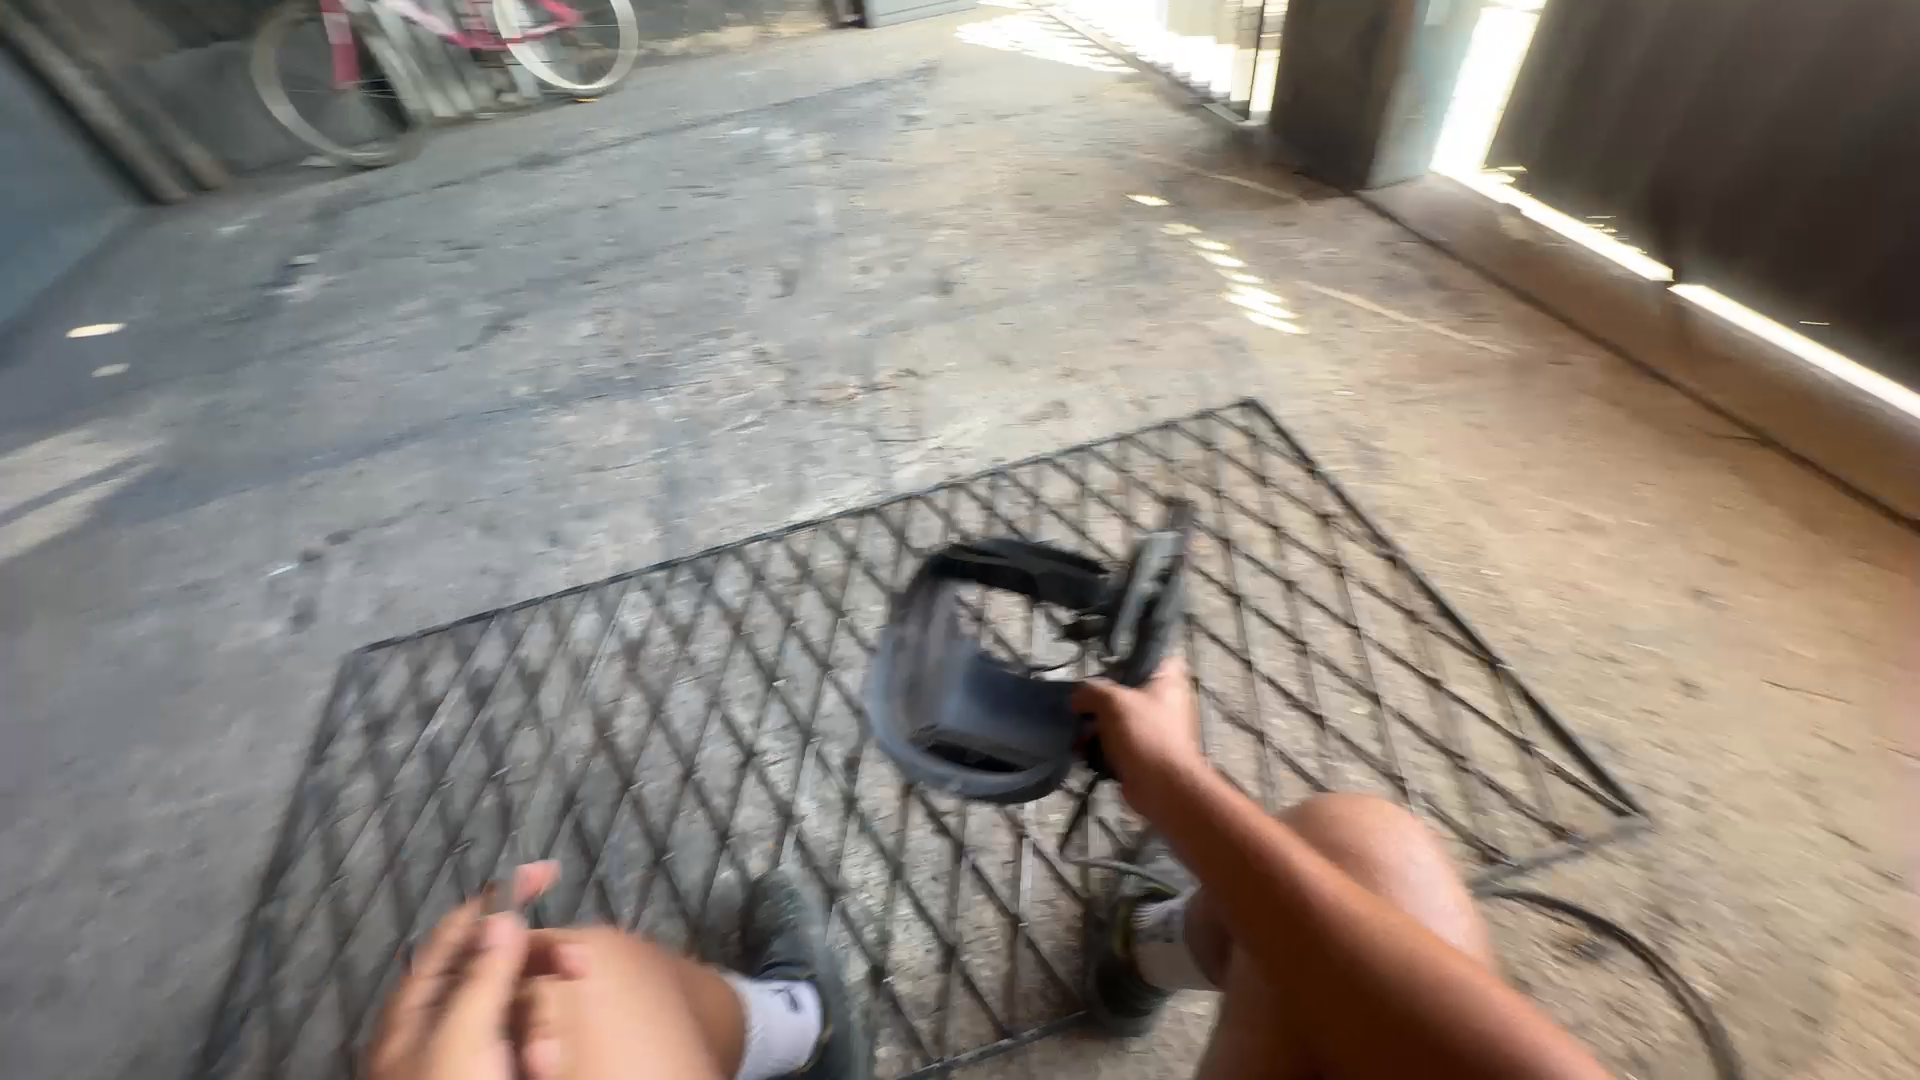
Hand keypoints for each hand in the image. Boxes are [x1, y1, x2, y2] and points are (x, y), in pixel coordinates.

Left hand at [367, 862, 584, 1079]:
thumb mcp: (462, 1041)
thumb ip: (482, 976)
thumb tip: (502, 916)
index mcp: (417, 1008)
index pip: (460, 931)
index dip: (501, 896)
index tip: (550, 872)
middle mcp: (442, 1020)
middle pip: (500, 962)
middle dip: (541, 963)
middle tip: (581, 963)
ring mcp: (470, 1047)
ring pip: (520, 1000)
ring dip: (543, 1022)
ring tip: (549, 1058)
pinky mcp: (496, 1067)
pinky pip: (528, 1035)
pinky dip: (541, 1046)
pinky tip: (547, 1067)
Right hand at [1072, 656, 1205, 814]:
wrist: (1162, 788)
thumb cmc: (1144, 734)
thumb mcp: (1112, 701)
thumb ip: (1090, 691)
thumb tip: (1077, 698)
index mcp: (1168, 682)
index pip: (1159, 655)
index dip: (1138, 652)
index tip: (1113, 657)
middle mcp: (1165, 703)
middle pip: (1130, 690)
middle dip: (1104, 695)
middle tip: (1082, 698)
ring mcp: (1155, 731)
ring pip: (1120, 719)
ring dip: (1097, 725)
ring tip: (1076, 728)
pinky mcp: (1144, 755)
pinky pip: (1117, 744)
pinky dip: (1101, 747)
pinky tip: (1082, 749)